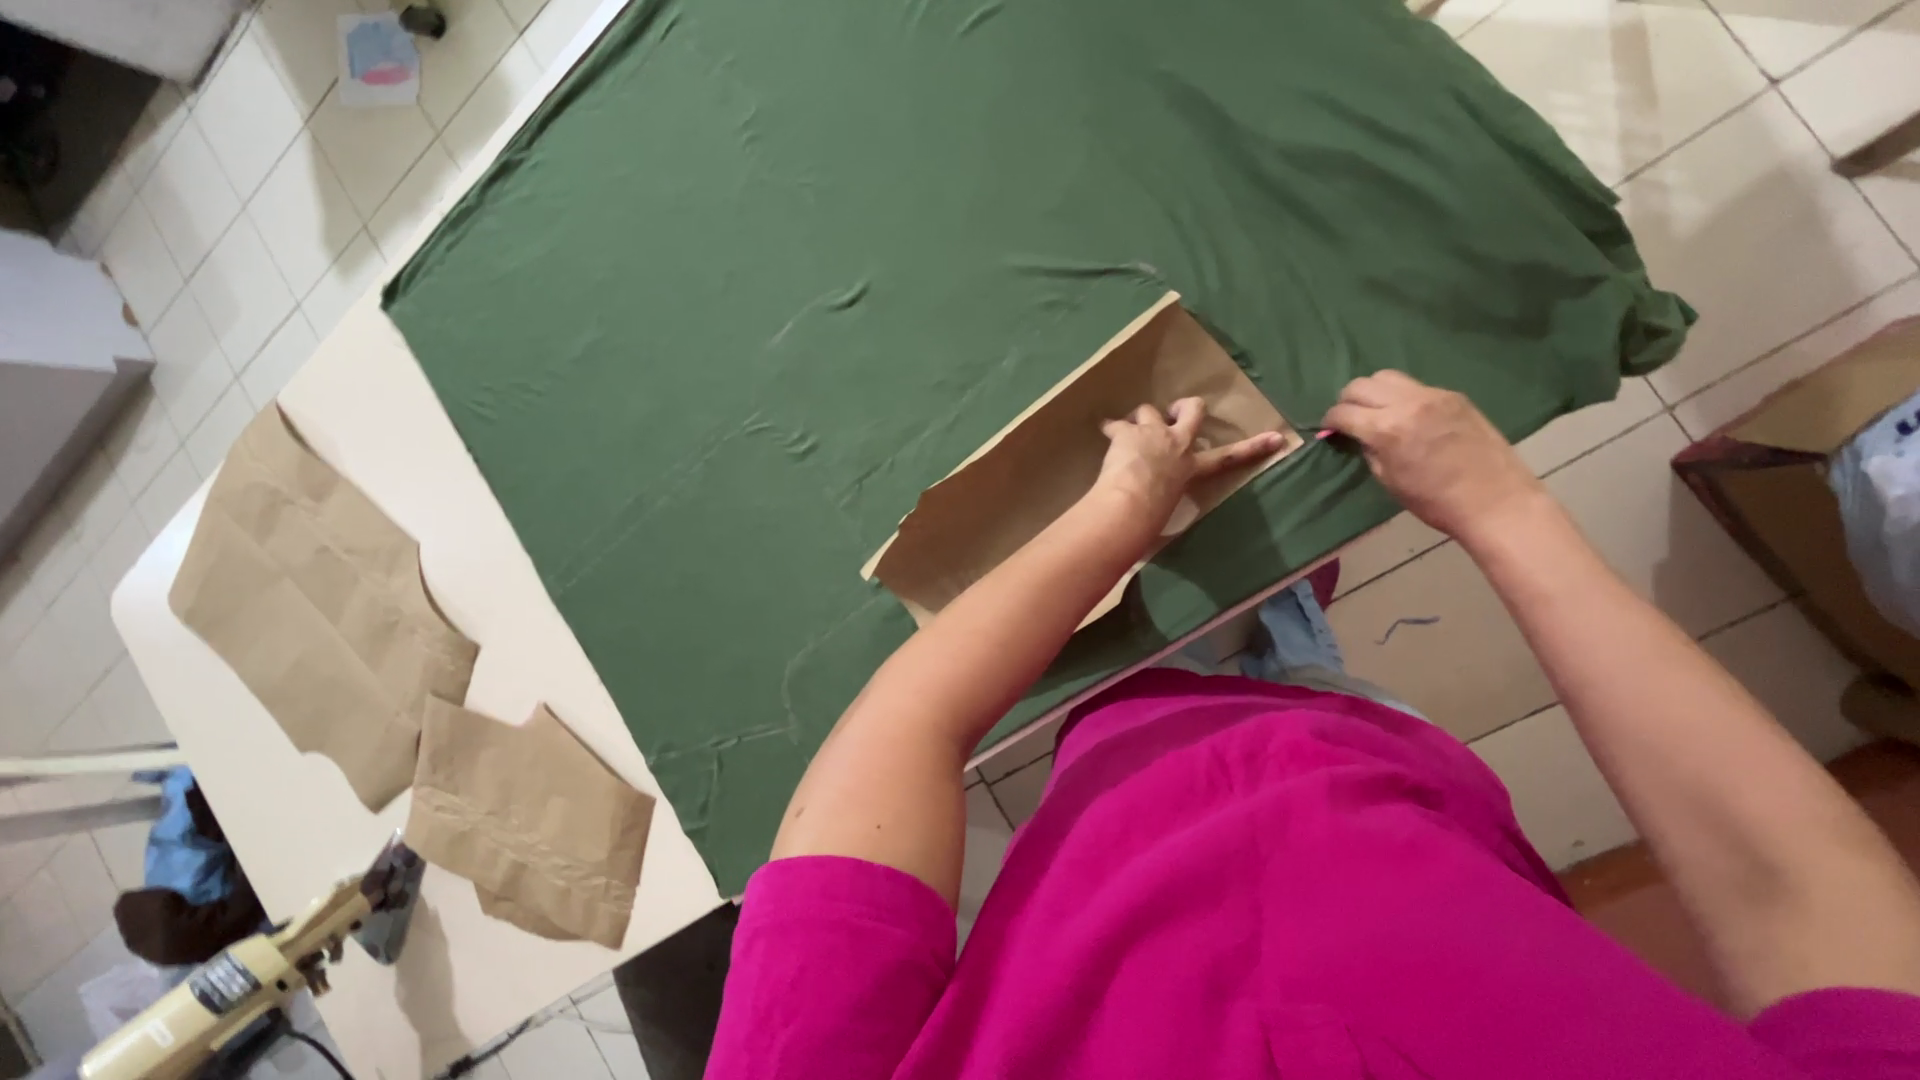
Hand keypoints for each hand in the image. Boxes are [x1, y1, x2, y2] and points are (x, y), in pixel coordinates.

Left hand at [1094, 398, 1287, 532]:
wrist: (1131, 502)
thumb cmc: (1152, 516)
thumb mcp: (1170, 507)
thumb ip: (1167, 500)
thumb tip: (1151, 521)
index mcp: (1191, 468)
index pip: (1228, 458)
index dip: (1254, 448)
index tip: (1277, 437)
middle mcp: (1176, 443)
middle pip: (1192, 411)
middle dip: (1185, 406)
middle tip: (1176, 410)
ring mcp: (1152, 433)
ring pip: (1148, 410)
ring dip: (1139, 419)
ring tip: (1129, 430)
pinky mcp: (1126, 431)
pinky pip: (1114, 423)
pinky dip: (1109, 427)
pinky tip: (1103, 431)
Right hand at [1322, 371, 1550, 548]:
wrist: (1495, 500)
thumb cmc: (1435, 501)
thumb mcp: (1388, 479)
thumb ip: (1369, 451)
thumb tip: (1358, 437)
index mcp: (1387, 428)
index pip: (1343, 412)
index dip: (1329, 422)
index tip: (1329, 431)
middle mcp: (1408, 403)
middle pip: (1361, 385)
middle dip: (1347, 401)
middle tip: (1348, 419)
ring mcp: (1433, 395)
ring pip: (1387, 377)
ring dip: (1373, 392)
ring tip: (1376, 412)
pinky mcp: (1454, 396)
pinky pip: (1415, 386)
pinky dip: (1401, 396)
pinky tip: (1407, 416)